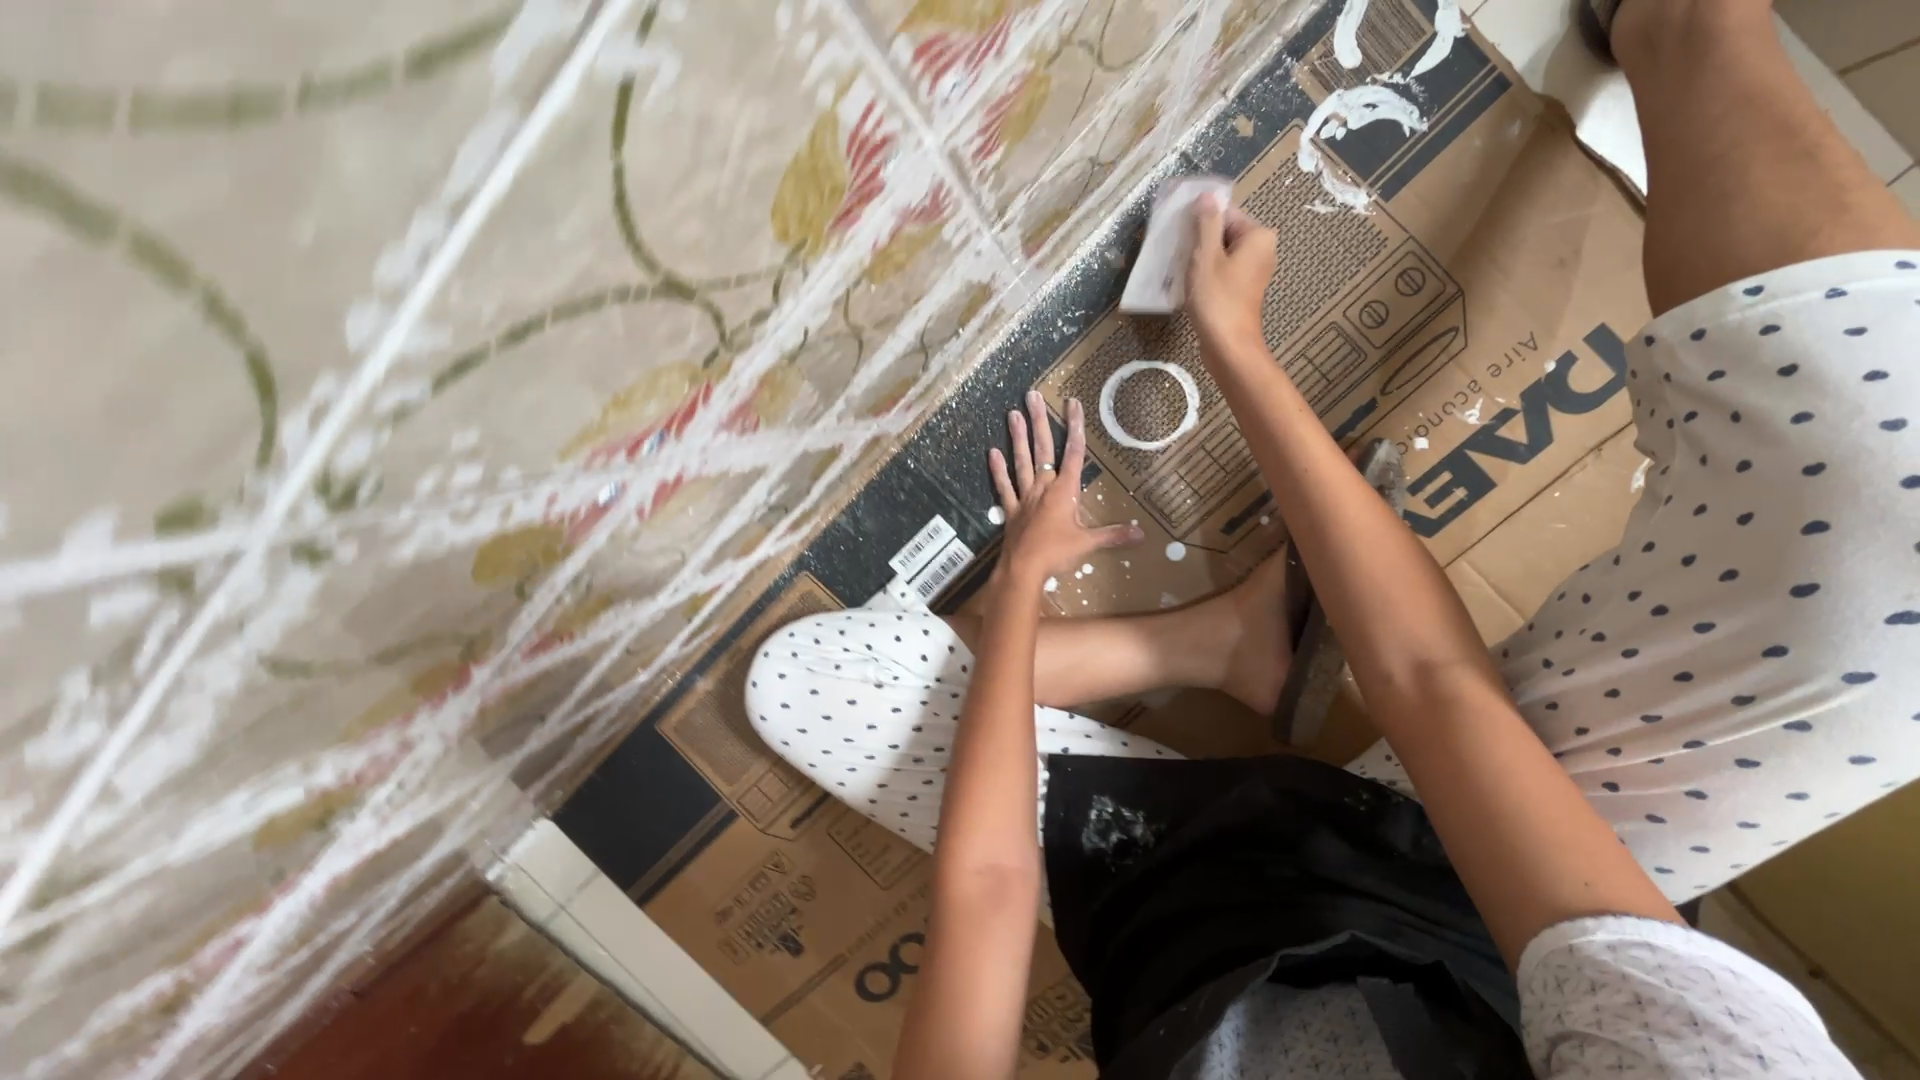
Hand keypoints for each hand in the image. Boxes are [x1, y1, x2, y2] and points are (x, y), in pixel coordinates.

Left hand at [989, 391, 1142, 586]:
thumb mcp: (1088, 544)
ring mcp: (1024, 497)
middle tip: (1032, 395)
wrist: (1023, 569)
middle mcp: (1043, 487)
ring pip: (1021, 462)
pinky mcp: (1010, 511)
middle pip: (1042, 449)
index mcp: (1064, 491)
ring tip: (1013, 414)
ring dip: (1018, 438)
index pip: (1073, 452)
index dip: (1075, 427)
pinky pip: (1003, 487)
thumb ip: (1113, 535)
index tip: (1073, 403)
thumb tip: (1141, 534)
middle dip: (1040, 421)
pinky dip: (998, 470)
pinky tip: (992, 452)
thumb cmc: (1056, 554)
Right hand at [1186, 193, 1277, 351]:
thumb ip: (1206, 222)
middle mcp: (1262, 249)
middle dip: (1199, 242)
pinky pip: (1222, 271)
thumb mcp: (1206, 255)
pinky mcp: (1243, 289)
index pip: (1224, 213)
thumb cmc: (1217, 299)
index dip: (1199, 222)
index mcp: (1258, 235)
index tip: (1179, 236)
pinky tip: (1190, 286)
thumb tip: (1207, 195)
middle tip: (1178, 256)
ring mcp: (1254, 271)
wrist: (1228, 346)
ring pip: (1220, 253)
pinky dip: (1206, 275)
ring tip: (1182, 272)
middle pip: (1223, 232)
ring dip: (1199, 260)